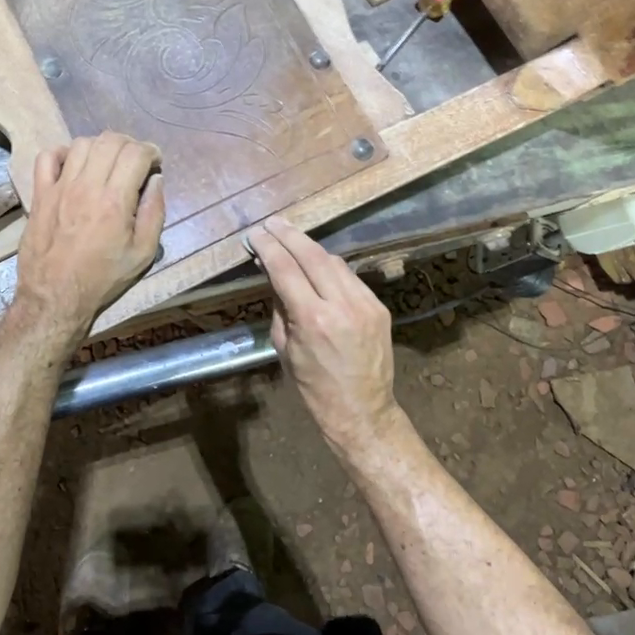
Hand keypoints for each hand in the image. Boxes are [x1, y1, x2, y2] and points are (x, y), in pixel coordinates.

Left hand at [13, 132, 164, 344]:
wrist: (55, 296)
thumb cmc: (103, 278)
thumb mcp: (143, 254)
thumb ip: (155, 213)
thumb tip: (156, 181)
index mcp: (115, 201)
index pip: (135, 153)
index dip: (151, 152)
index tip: (154, 163)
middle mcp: (87, 186)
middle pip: (110, 140)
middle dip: (129, 144)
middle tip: (135, 162)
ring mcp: (60, 187)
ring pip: (82, 143)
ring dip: (100, 146)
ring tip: (107, 163)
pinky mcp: (40, 194)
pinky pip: (47, 157)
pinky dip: (63, 152)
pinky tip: (74, 165)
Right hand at [250, 216, 399, 452]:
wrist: (362, 411)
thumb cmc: (313, 387)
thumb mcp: (284, 348)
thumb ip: (280, 307)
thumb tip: (273, 274)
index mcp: (312, 319)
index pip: (285, 269)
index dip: (268, 248)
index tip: (255, 234)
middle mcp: (341, 306)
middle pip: (311, 255)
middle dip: (289, 235)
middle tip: (272, 223)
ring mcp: (365, 304)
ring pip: (334, 261)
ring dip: (310, 248)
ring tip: (291, 238)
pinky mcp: (379, 308)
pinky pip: (350, 277)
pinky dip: (331, 267)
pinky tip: (318, 263)